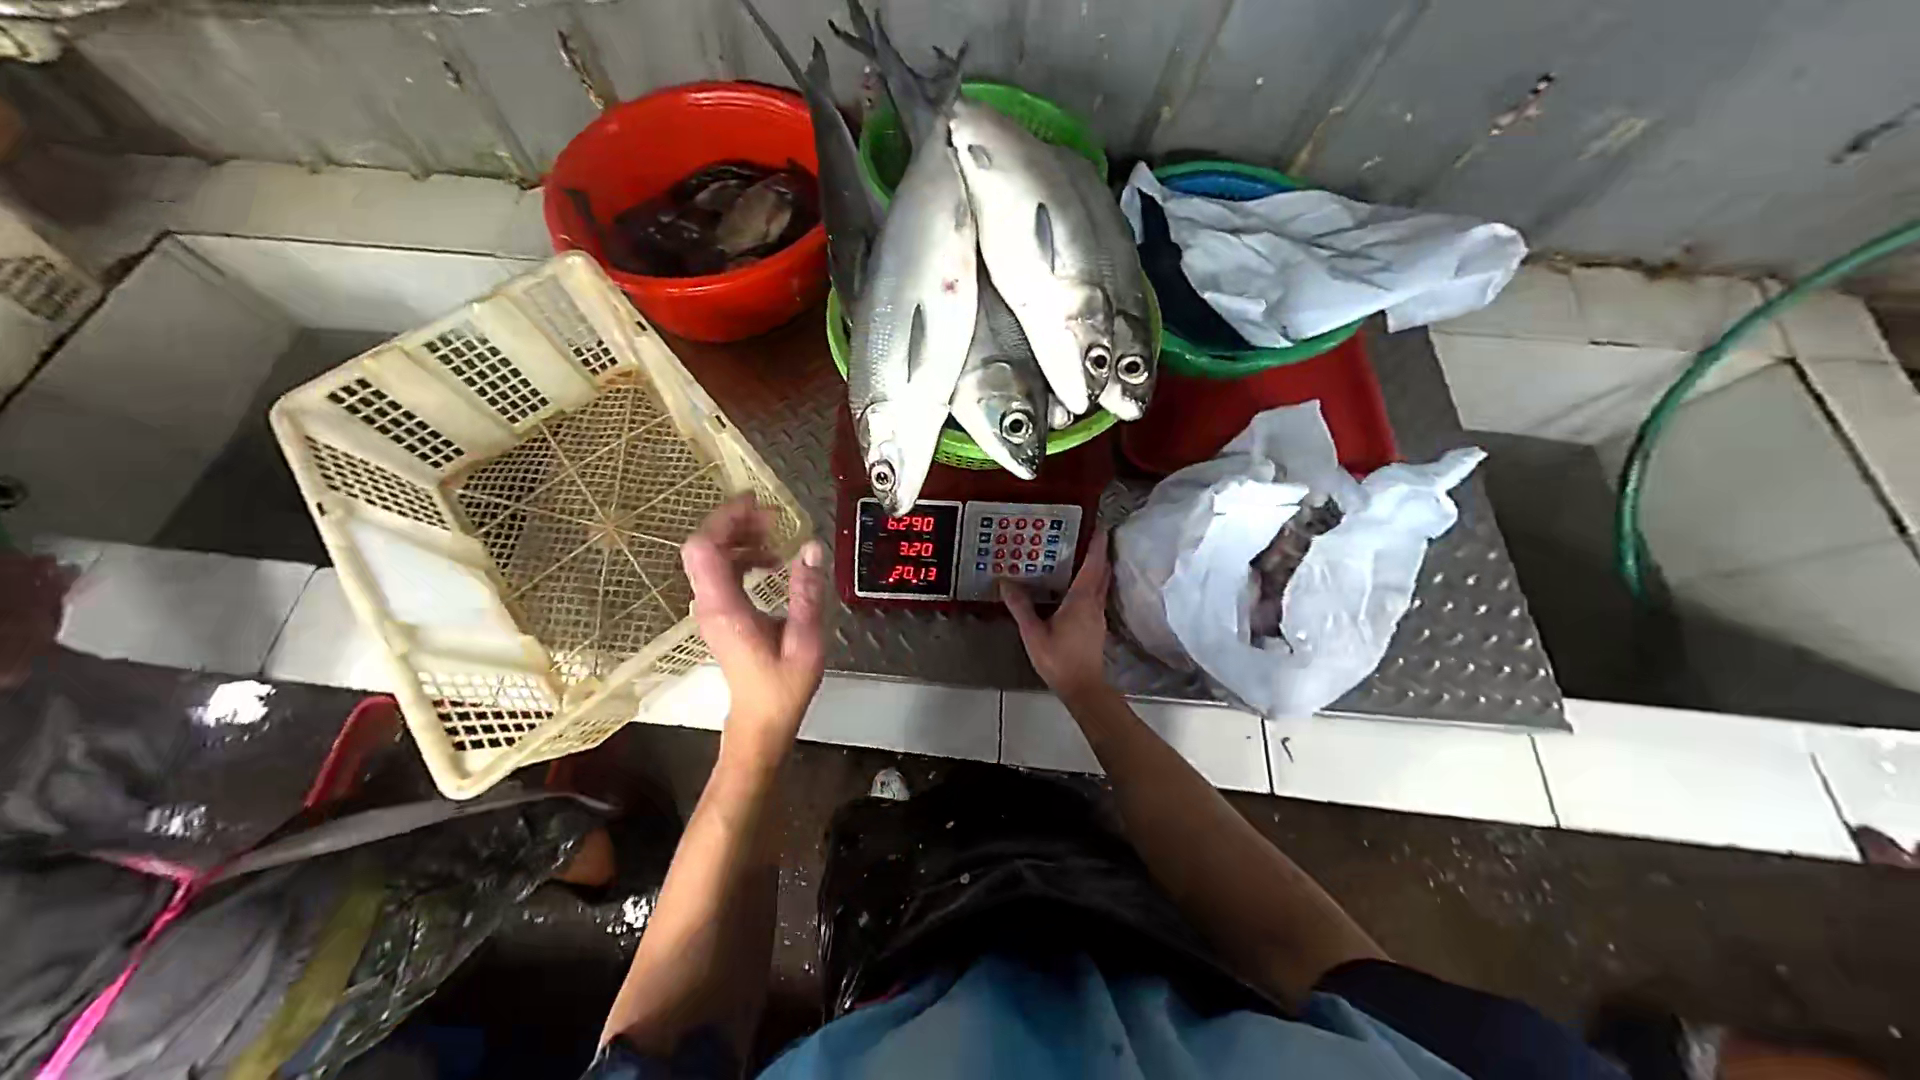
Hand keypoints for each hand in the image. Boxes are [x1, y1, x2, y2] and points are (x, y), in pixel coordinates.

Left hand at [681, 495, 827, 763]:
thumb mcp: (805, 640)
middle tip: (772, 517)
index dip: (725, 519)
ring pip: (711, 558)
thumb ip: (807, 593)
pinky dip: (743, 557)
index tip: (755, 503)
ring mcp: (710, 609)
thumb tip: (810, 548)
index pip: (705, 548)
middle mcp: (709, 604)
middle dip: (735, 523)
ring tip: (776, 537)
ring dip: (740, 539)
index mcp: (724, 608)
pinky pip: (721, 572)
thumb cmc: (782, 686)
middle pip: (704, 547)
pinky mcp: (719, 614)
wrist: (761, 719)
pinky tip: (770, 563)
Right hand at [1001, 529, 1111, 702]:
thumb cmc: (1059, 660)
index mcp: (1082, 600)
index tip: (1099, 525)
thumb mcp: (1033, 633)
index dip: (1097, 544)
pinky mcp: (1096, 626)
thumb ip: (1021, 606)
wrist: (1083, 688)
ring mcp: (1098, 615)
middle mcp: (1094, 604)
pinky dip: (1091, 583)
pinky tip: (1077, 586)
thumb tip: (1006, 581)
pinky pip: (1096, 596)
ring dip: (1096, 567)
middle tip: (1089, 534)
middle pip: (1101, 571)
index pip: (1093, 565)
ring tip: (1082, 555)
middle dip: (1098, 552)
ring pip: (1101, 584)